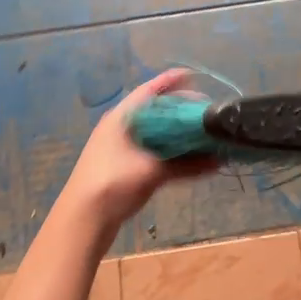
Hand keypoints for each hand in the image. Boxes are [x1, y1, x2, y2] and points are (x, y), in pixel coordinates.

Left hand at [58, 68, 218, 233]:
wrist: (82, 222)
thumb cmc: (112, 184)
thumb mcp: (150, 171)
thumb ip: (185, 164)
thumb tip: (218, 160)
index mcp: (122, 118)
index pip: (149, 91)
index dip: (170, 81)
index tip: (193, 77)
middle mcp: (122, 130)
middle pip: (156, 113)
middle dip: (181, 112)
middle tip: (206, 112)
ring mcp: (123, 151)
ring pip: (157, 136)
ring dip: (180, 137)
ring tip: (206, 136)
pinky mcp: (127, 171)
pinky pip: (156, 156)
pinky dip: (175, 157)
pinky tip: (196, 163)